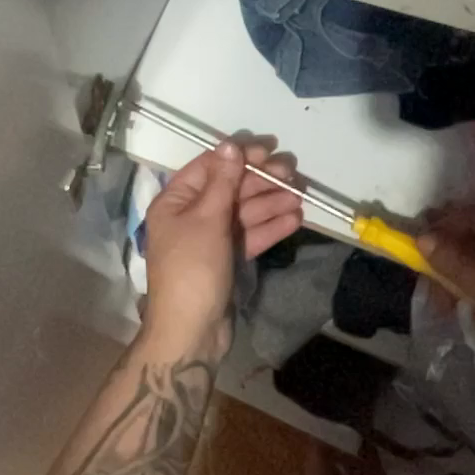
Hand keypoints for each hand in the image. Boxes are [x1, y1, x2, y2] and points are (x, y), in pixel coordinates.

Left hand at [141, 142, 303, 355]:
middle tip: (291, 174)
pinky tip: (294, 218)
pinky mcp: (225, 259)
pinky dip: (269, 227)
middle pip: (228, 190)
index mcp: (174, 202)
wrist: (191, 330)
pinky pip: (248, 235)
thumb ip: (223, 182)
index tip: (267, 151)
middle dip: (259, 182)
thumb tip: (230, 145)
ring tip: (300, 196)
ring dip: (270, 203)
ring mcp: (208, 239)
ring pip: (242, 213)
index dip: (236, 158)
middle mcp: (189, 216)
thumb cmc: (193, 268)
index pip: (207, 169)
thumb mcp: (207, 219)